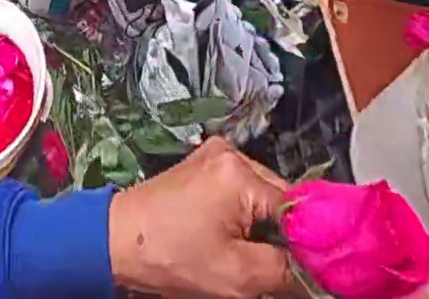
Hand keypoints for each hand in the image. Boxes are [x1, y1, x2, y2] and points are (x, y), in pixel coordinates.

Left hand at [109, 137, 294, 298]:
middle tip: (276, 263)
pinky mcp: (204, 160)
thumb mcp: (232, 277)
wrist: (117, 240)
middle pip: (276, 193)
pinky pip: (240, 183)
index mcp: (240, 173)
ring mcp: (217, 152)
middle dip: (281, 229)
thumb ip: (280, 271)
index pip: (292, 206)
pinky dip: (244, 208)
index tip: (309, 266)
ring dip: (263, 220)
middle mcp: (233, 151)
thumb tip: (310, 271)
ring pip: (260, 189)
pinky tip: (233, 232)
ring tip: (250, 250)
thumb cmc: (173, 257)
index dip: (303, 238)